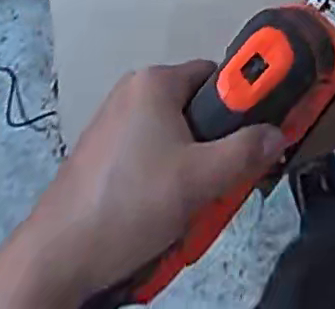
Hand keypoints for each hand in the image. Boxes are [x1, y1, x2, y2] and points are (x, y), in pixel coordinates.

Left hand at [0, 61, 285, 307]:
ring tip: (187, 212)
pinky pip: (150, 159)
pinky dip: (163, 185)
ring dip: (190, 175)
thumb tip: (278, 133)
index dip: (239, 106)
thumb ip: (245, 153)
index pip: (216, 76)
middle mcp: (133, 92)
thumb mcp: (199, 180)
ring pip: (174, 141)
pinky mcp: (101, 156)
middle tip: (219, 186)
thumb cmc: (130, 204)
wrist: (56, 258)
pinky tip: (160, 220)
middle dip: (213, 152)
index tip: (251, 140)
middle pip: (195, 112)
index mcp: (155, 81)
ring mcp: (113, 124)